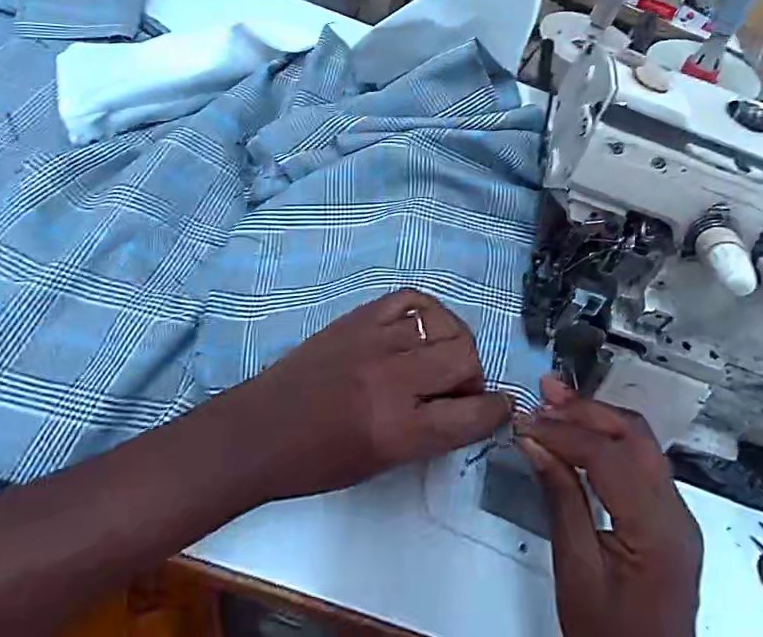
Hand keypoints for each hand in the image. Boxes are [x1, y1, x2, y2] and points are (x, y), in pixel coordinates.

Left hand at [206, 290, 513, 502]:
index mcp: (399, 429)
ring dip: (452, 343)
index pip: (471, 414)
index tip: (500, 407)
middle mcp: (392, 379)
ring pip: (443, 325)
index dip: (495, 411)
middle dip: (474, 375)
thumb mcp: (381, 463)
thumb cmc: (317, 461)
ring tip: (437, 357)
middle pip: (464, 357)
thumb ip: (428, 433)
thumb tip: (465, 407)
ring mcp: (373, 341)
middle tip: (458, 387)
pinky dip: (425, 312)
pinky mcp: (357, 318)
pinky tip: (419, 329)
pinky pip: (409, 299)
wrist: (262, 428)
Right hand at [517, 375, 703, 636]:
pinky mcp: (670, 519)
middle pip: (635, 436)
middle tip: (544, 393)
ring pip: (641, 443)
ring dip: (597, 418)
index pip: (609, 456)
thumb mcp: (576, 569)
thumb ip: (560, 497)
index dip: (563, 432)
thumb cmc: (608, 634)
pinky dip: (608, 440)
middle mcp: (678, 515)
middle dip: (586, 409)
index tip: (526, 422)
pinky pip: (642, 462)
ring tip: (555, 402)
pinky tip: (578, 435)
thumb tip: (534, 441)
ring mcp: (679, 516)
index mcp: (658, 531)